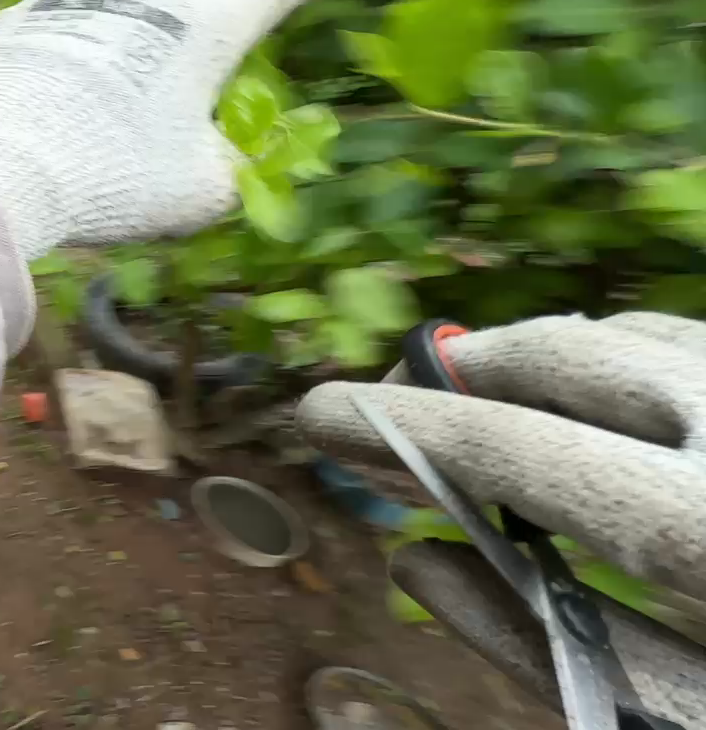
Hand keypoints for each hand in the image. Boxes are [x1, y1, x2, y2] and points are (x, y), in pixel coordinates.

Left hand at [0, 0, 353, 257]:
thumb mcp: (196, 189)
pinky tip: (81, 38)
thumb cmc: (107, 180)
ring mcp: (72, 1)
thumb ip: (230, 164)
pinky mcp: (18, 20)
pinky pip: (66, 7)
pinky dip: (89, 18)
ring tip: (168, 1)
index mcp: (204, 26)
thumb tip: (228, 152)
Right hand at [299, 313, 705, 723]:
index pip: (507, 446)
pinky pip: (697, 344)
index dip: (387, 422)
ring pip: (633, 336)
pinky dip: (625, 364)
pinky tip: (616, 418)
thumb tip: (412, 558)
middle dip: (455, 375)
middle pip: (564, 356)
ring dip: (534, 366)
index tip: (312, 414)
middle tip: (399, 410)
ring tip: (498, 411)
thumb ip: (544, 643)